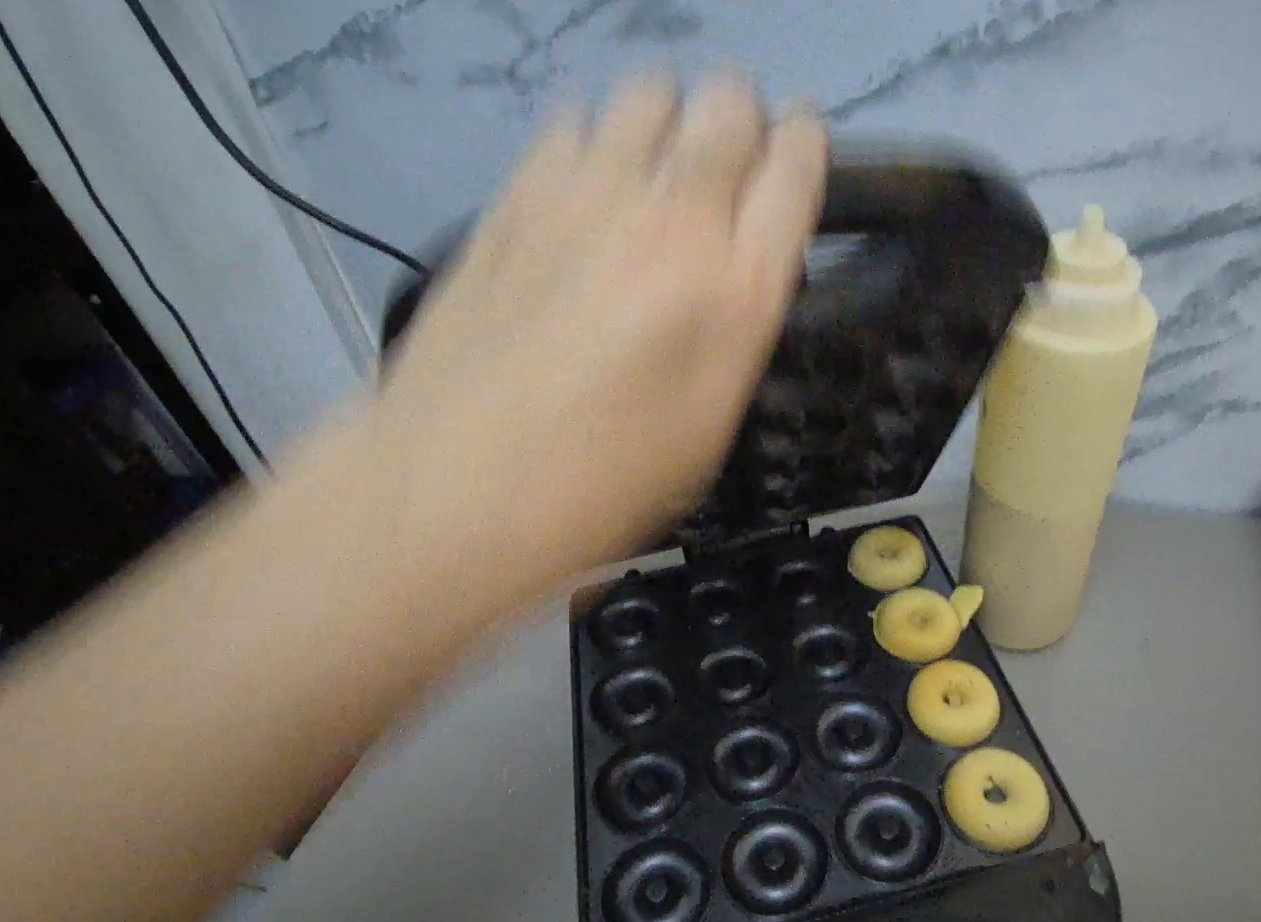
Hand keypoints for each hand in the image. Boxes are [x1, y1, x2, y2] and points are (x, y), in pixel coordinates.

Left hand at [370, 72, 827, 579]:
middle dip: (738, 126)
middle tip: (722, 176)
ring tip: (652, 182)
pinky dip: (592, 145)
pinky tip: (581, 200)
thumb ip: (738, 326)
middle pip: (729, 103)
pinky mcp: (515, 195)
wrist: (457, 489)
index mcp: (736, 293)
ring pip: (651, 94)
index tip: (791, 163)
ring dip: (667, 126)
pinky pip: (573, 122)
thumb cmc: (603, 487)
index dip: (802, 150)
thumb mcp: (708, 426)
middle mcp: (673, 224)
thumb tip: (739, 268)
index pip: (796, 165)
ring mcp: (586, 198)